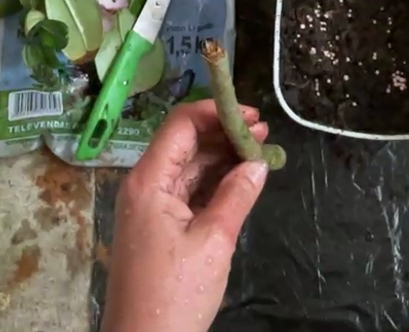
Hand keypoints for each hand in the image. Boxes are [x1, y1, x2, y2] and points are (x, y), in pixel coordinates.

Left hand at [100, 100, 269, 331]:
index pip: (181, 124)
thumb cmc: (174, 296)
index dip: (216, 112)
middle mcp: (145, 185)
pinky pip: (188, 189)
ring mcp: (150, 206)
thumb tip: (259, 162)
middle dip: (223, 132)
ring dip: (221, 155)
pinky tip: (240, 177)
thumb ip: (237, 196)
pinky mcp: (159, 226)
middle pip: (185, 142)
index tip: (251, 115)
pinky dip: (214, 180)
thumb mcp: (213, 243)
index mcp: (149, 180)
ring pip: (188, 165)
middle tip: (263, 133)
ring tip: (259, 150)